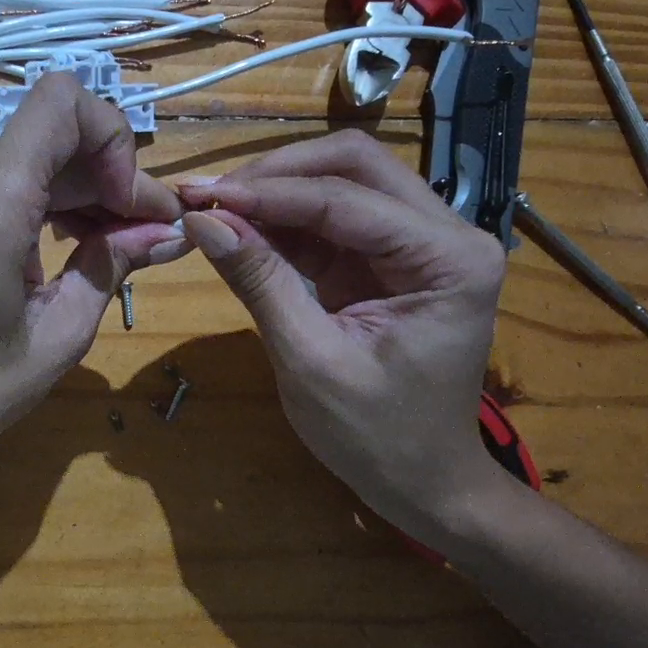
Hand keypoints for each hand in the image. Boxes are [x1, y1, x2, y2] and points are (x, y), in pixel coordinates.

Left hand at [0, 73, 186, 484]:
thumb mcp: (58, 336)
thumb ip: (111, 267)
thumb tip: (166, 232)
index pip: (61, 102)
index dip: (112, 137)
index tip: (129, 204)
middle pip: (54, 137)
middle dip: (110, 177)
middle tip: (149, 236)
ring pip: (32, 160)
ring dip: (83, 192)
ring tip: (118, 248)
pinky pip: (4, 184)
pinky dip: (46, 204)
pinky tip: (73, 247)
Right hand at [176, 131, 509, 534]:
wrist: (423, 482)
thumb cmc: (376, 435)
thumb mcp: (310, 360)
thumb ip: (260, 283)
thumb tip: (201, 220)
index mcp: (448, 259)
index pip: (346, 199)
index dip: (269, 193)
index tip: (200, 197)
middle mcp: (443, 235)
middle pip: (354, 165)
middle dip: (277, 173)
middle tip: (211, 196)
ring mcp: (414, 245)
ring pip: (338, 184)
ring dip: (274, 193)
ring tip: (213, 211)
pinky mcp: (382, 262)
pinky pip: (327, 222)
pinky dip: (279, 223)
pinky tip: (237, 231)